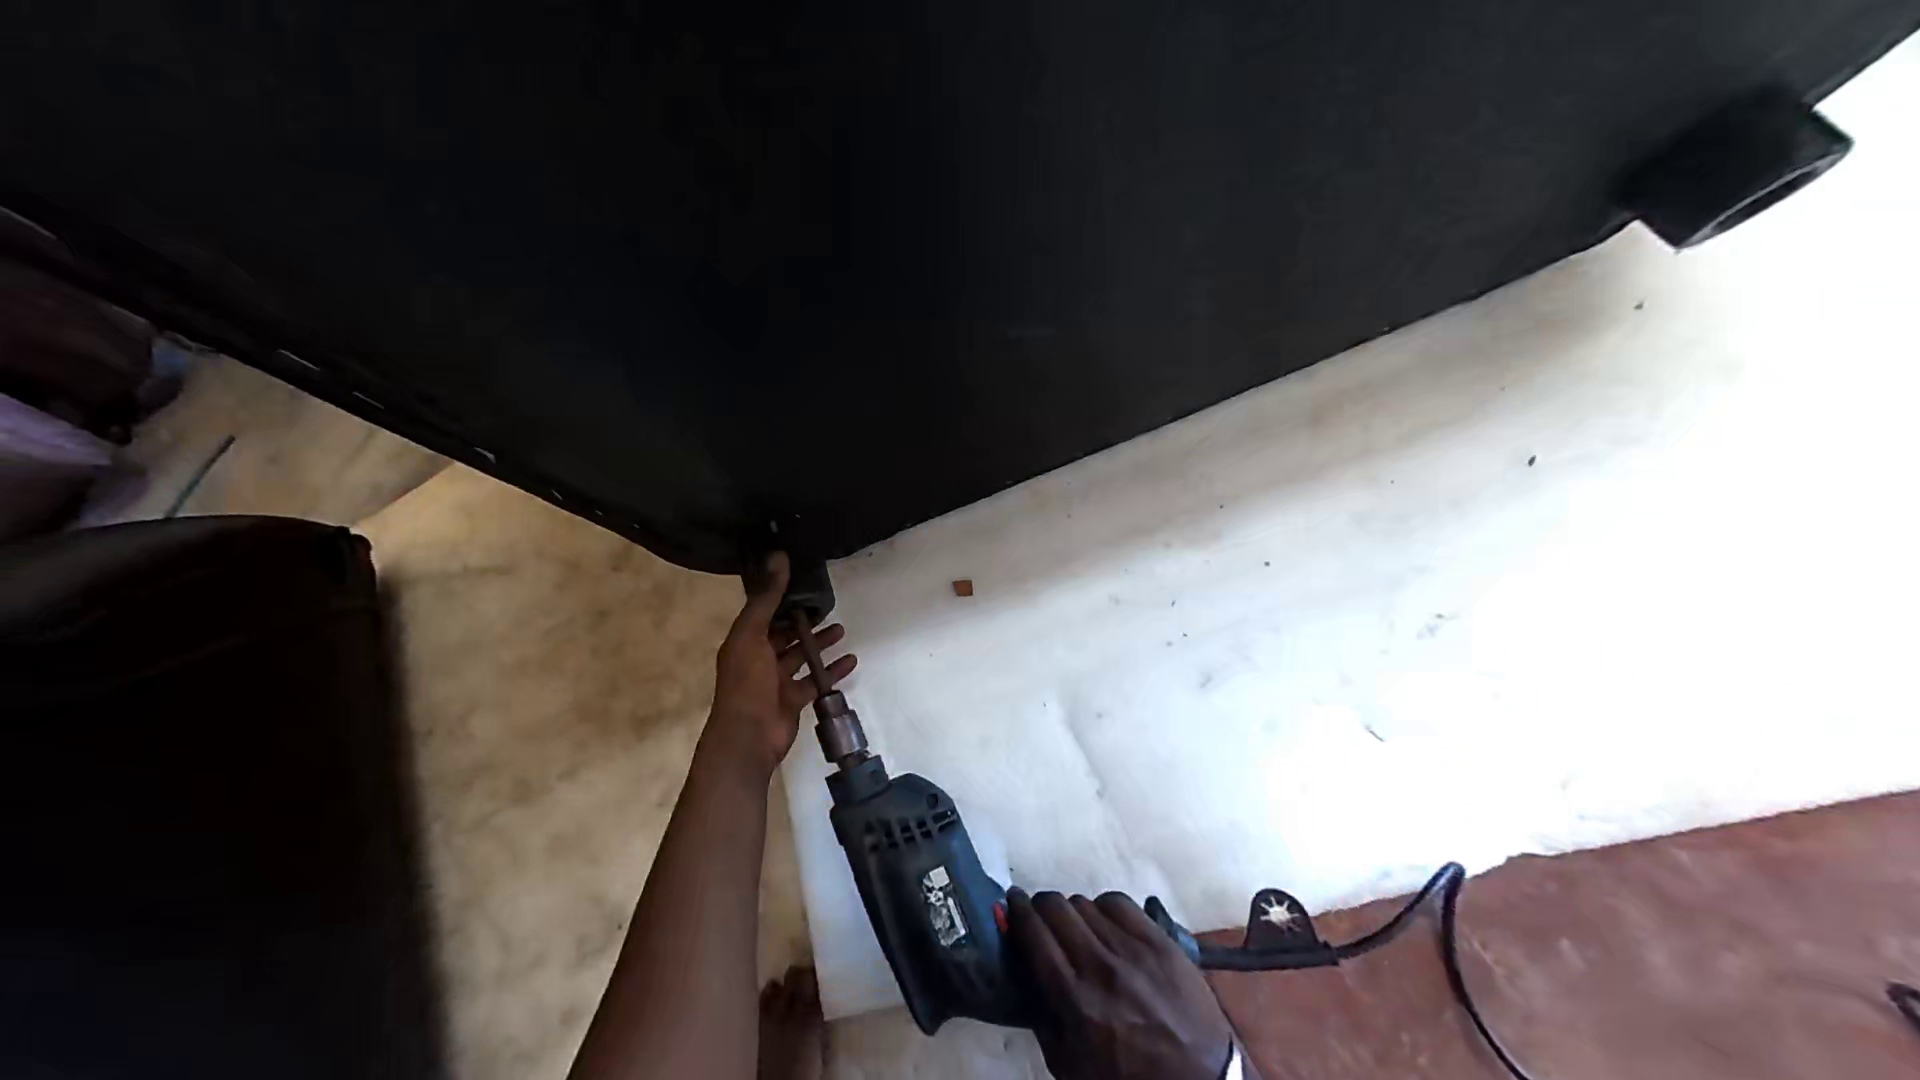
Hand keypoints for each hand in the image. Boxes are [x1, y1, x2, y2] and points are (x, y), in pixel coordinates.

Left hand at [702, 552, 856, 777]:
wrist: (749, 735)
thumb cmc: (746, 681)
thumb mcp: (753, 633)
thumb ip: (767, 598)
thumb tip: (778, 555)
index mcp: (744, 642)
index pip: (763, 615)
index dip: (781, 601)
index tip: (803, 586)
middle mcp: (758, 659)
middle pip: (784, 636)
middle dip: (804, 623)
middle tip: (827, 608)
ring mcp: (776, 681)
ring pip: (802, 657)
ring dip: (820, 644)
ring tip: (841, 630)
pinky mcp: (794, 700)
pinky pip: (816, 680)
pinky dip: (832, 670)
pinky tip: (851, 660)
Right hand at [1007, 889, 1235, 1079]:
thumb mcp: (1069, 1065)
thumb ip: (1041, 1014)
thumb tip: (1020, 966)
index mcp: (1074, 1000)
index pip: (1034, 934)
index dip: (1017, 910)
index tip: (1012, 903)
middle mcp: (1100, 966)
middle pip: (1056, 908)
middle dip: (1041, 906)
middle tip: (1041, 917)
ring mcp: (1133, 950)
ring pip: (1085, 903)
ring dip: (1073, 911)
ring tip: (1077, 928)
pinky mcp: (1160, 941)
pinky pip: (1120, 903)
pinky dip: (1104, 908)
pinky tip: (1106, 923)